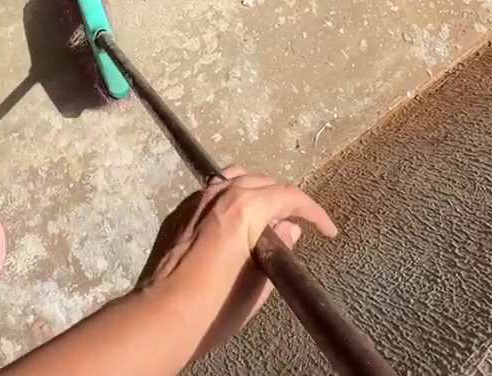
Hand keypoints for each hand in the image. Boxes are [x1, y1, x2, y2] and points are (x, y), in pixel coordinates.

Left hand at [139, 168, 338, 357]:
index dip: (312, 210)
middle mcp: (219, 193)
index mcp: (243, 207)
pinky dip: (231, 198)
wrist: (164, 314)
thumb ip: (278, 248)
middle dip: (283, 198)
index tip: (327, 229)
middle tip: (298, 222)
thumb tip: (289, 227)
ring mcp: (196, 198)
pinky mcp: (180, 210)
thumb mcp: (258, 283)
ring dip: (256, 191)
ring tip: (268, 215)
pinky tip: (234, 221)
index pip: (287, 195)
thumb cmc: (214, 306)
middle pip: (261, 181)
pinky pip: (212, 191)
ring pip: (234, 178)